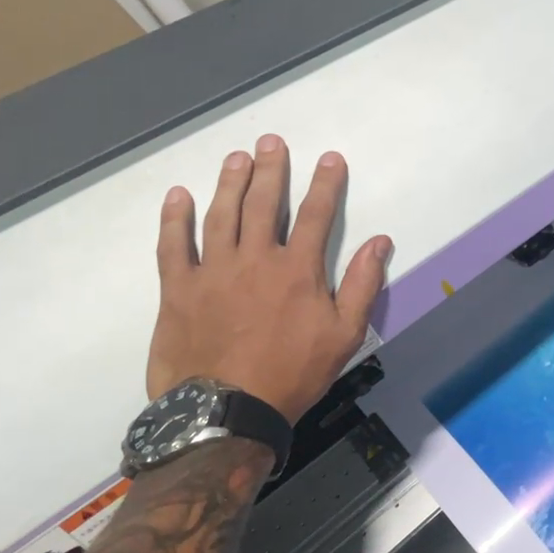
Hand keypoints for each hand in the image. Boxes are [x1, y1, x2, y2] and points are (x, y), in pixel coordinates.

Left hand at [147, 135, 392, 423]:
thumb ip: (363, 284)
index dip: (326, 183)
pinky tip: (179, 196)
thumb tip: (380, 242)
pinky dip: (175, 219)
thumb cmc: (293, 372)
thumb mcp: (345, 334)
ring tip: (237, 157)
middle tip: (273, 141)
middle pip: (265, 204)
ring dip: (230, 183)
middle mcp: (256, 259)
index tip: (330, 158)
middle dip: (272, 169)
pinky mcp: (177, 289)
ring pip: (221, 215)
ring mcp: (212, 271)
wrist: (226, 410)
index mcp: (298, 270)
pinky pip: (173, 246)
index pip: (318, 215)